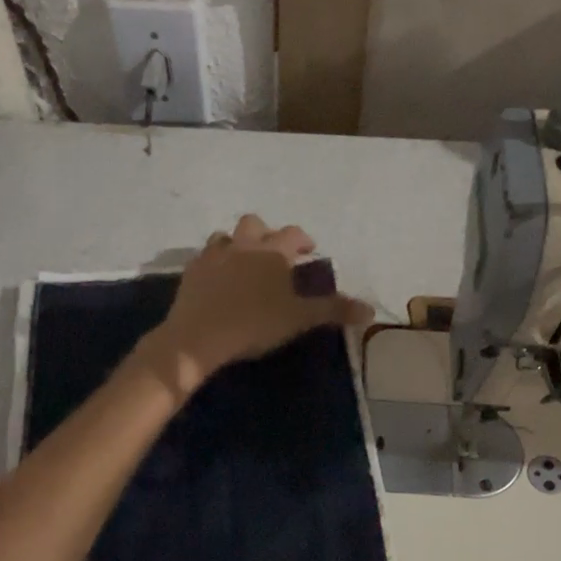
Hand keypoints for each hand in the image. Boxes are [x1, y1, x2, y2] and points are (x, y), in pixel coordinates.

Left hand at [137, 215, 367, 391]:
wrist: (199, 336)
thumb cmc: (255, 324)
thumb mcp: (299, 319)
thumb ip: (334, 311)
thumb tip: (369, 309)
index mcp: (272, 252)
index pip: (293, 234)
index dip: (303, 240)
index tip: (309, 250)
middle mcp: (242, 244)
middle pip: (255, 224)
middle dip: (267, 234)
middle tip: (274, 253)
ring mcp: (213, 255)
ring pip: (225, 236)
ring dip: (236, 244)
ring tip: (243, 263)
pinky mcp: (190, 271)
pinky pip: (204, 257)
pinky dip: (214, 262)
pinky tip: (217, 279)